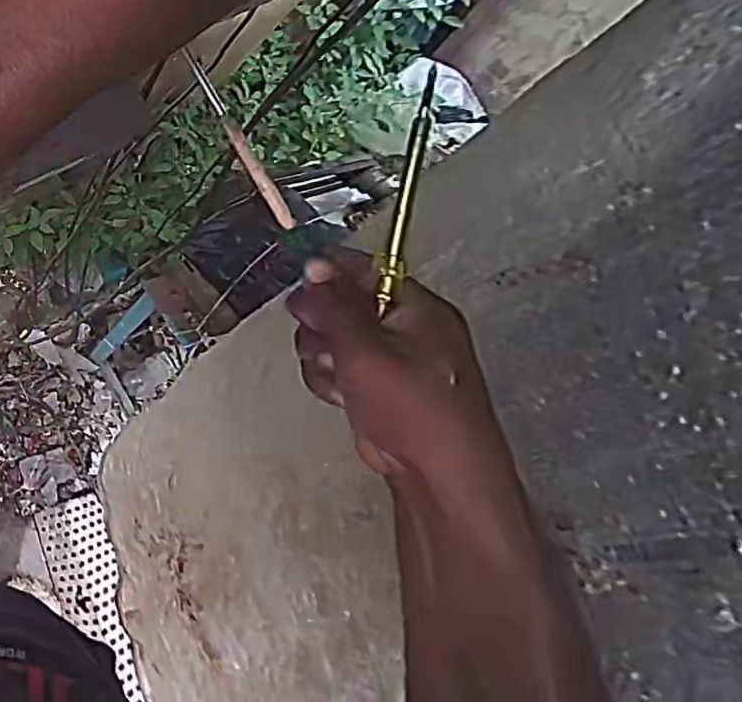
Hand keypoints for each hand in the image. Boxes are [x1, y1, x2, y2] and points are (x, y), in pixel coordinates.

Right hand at [288, 251, 519, 499]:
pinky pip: (334, 364)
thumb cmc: (416, 411)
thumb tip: (315, 265)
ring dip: (322, 355)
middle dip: (322, 323)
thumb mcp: (364, 348)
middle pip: (340, 302)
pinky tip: (341, 394)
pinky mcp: (373, 383)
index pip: (365, 269)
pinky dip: (329, 377)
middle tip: (326, 340)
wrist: (436, 477)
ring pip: (329, 335)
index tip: (305, 280)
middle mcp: (404, 328)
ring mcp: (388, 358)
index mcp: (417, 308)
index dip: (331, 272)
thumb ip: (332, 304)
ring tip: (339, 376)